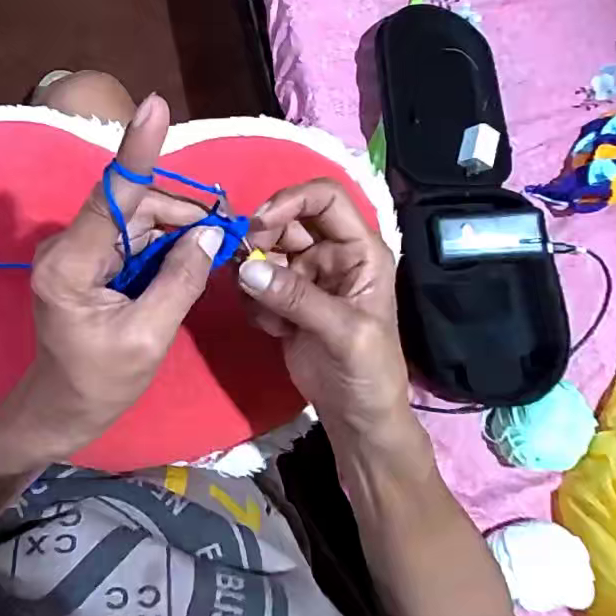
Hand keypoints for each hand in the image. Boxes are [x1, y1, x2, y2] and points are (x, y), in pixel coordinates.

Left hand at [0, 94, 224, 464]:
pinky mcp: (89, 259)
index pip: (110, 197)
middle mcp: (68, 246)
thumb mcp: (148, 337)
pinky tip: (190, 255)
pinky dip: (165, 242)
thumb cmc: (99, 383)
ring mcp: (77, 250)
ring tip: (214, 247)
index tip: (154, 107)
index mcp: (70, 265)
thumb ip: (180, 280)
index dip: (137, 150)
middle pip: (133, 206)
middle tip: (225, 232)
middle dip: (181, 215)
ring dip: (177, 229)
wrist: (61, 409)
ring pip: (138, 219)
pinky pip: (134, 236)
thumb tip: (210, 232)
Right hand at [236, 179, 410, 438]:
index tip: (259, 221)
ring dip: (255, 274)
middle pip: (287, 220)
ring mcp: (306, 276)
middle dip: (263, 239)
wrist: (357, 417)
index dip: (292, 199)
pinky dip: (254, 300)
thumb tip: (247, 267)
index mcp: (360, 250)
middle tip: (246, 268)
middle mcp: (332, 254)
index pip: (326, 198)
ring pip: (266, 250)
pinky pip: (256, 281)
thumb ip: (297, 298)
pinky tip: (274, 330)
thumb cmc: (369, 372)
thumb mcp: (344, 333)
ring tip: (268, 315)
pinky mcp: (285, 298)